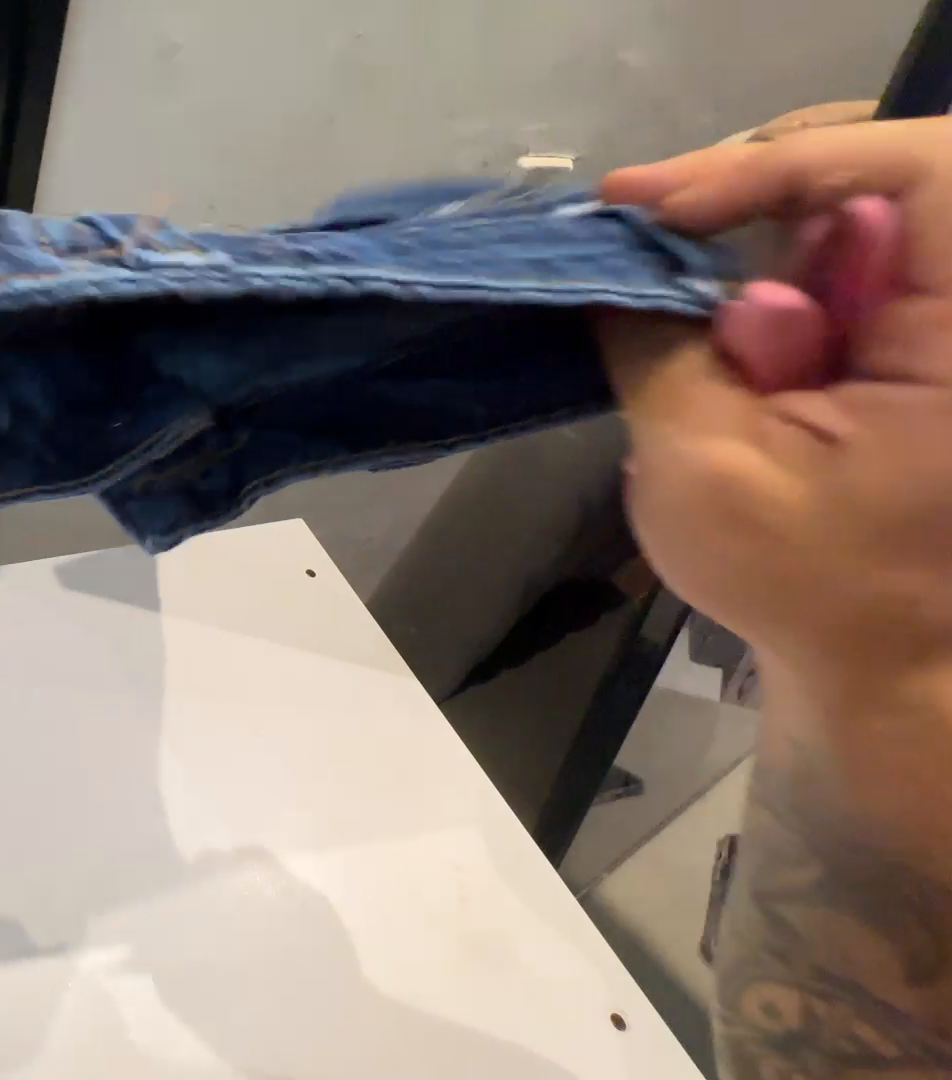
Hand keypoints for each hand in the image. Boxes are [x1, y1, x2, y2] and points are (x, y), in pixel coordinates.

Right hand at [596, 119, 951, 725]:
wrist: (893, 657)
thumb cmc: (806, 577)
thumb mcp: (706, 463)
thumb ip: (659, 355)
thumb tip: (613, 276)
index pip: (916, 170)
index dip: (769, 166)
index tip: (637, 204)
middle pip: (881, 176)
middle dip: (746, 194)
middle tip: (633, 225)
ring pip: (848, 221)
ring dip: (738, 243)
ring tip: (641, 275)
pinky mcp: (923, 343)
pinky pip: (838, 272)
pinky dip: (751, 281)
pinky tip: (686, 311)